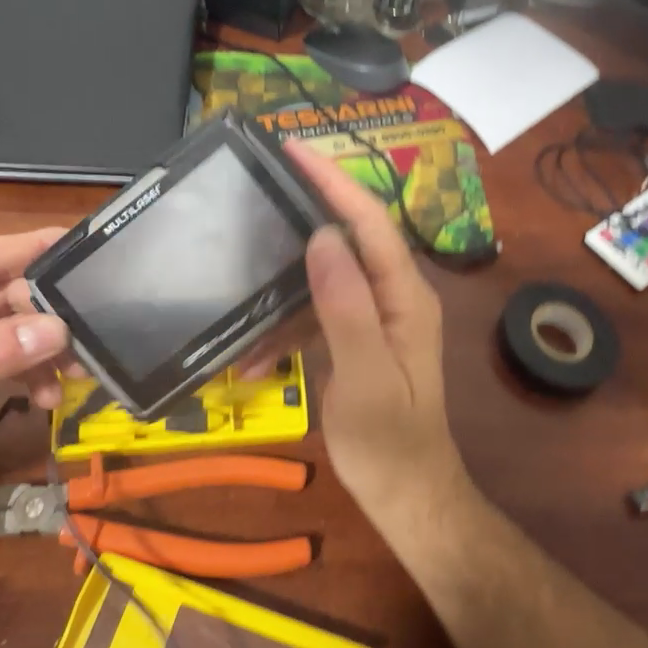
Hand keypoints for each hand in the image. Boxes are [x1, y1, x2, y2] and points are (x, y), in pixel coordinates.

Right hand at [285, 142, 470, 522]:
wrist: (407, 499)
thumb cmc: (389, 444)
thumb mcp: (365, 378)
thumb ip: (347, 307)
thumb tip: (323, 237)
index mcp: (405, 296)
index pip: (369, 221)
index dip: (332, 180)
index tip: (292, 147)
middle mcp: (395, 295)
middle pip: (349, 235)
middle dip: (306, 207)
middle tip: (258, 185)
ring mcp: (377, 316)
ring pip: (327, 274)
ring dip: (284, 284)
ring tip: (240, 277)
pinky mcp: (358, 338)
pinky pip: (318, 314)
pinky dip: (285, 327)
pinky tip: (251, 357)